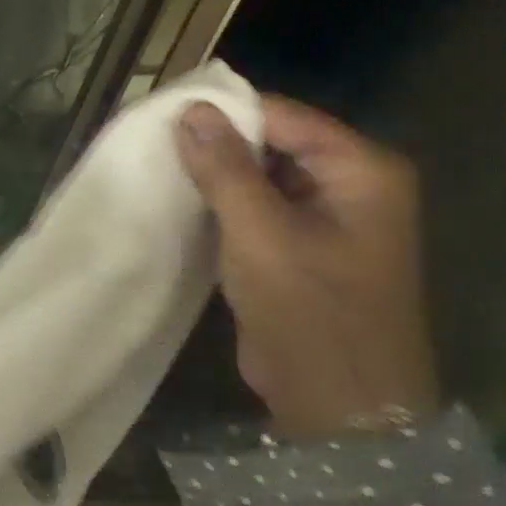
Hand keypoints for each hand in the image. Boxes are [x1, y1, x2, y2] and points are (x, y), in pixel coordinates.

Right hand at [176, 94, 439, 439]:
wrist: (335, 395)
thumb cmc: (308, 306)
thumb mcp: (260, 232)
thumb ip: (225, 169)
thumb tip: (190, 111)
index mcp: (361, 171)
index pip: (284, 117)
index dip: (222, 112)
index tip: (156, 114)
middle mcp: (349, 186)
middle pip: (271, 142)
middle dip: (211, 143)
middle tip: (144, 142)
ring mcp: (322, 219)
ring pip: (256, 176)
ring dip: (208, 176)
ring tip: (149, 168)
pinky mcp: (295, 247)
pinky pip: (251, 208)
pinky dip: (215, 205)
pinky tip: (172, 204)